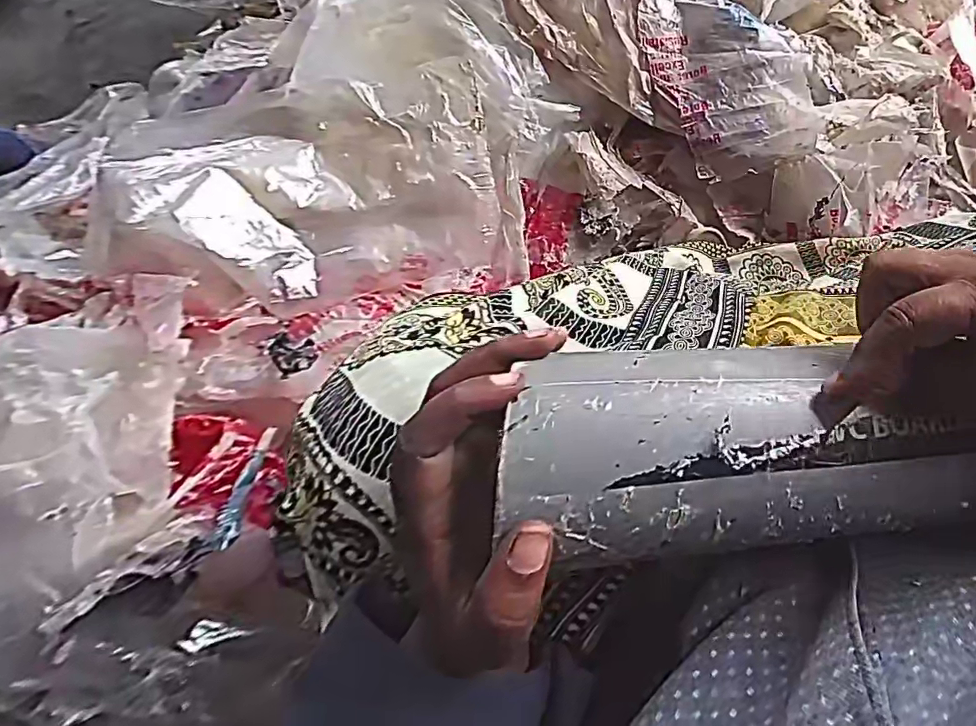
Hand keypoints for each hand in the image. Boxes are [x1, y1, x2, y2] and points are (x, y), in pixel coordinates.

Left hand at [390, 329, 567, 676]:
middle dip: (490, 358)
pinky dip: (522, 369)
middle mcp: (435, 458)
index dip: (462, 400)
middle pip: (445, 388)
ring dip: (507, 352)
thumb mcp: (484, 634)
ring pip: (469, 381)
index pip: (424, 431)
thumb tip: (535, 537)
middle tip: (545, 343)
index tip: (514, 388)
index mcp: (421, 495)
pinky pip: (497, 395)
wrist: (473, 626)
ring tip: (555, 339)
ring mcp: (461, 446)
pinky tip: (554, 361)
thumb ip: (504, 601)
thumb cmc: (469, 629)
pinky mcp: (488, 444)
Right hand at [817, 249, 975, 429]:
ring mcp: (965, 266)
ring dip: (883, 314)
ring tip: (903, 358)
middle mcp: (965, 264)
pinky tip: (927, 349)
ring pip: (893, 273)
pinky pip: (913, 286)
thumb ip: (936, 390)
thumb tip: (876, 393)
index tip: (849, 395)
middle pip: (884, 270)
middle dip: (870, 318)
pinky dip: (903, 315)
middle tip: (883, 364)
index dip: (872, 359)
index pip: (905, 316)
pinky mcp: (967, 280)